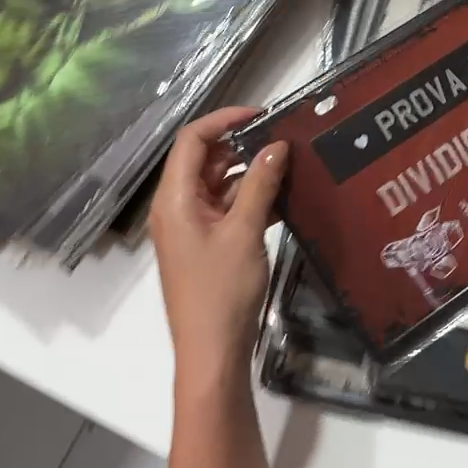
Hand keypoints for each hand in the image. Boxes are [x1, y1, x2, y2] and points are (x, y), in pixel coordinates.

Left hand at [150, 107, 288, 393]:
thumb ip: (261, 185)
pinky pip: (227, 210)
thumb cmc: (222, 291)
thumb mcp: (244, 232)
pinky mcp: (207, 245)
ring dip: (252, 175)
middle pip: (206, 161)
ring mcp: (192, 228)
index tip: (263, 115)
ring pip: (220, 186)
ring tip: (292, 166)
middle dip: (243, 147)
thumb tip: (276, 145)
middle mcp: (177, 207)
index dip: (224, 120)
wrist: (212, 352)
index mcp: (175, 199)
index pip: (192, 141)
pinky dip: (252, 201)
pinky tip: (285, 199)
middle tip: (285, 140)